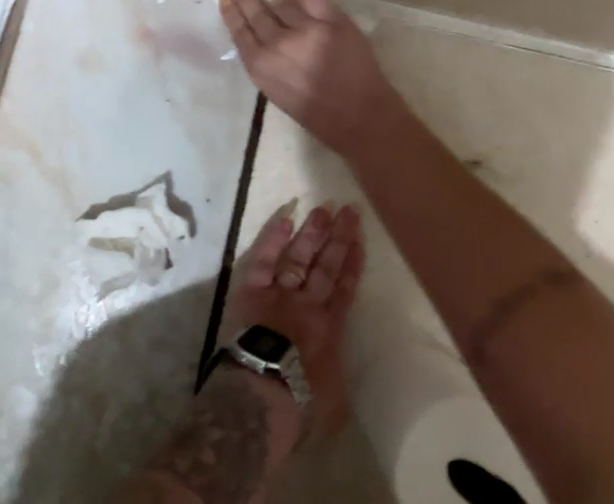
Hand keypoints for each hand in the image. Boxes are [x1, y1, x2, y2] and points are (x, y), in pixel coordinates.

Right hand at [219, 0, 414, 156]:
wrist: (359, 115)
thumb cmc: (316, 114)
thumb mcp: (277, 93)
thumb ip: (265, 63)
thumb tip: (259, 38)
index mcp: (261, 66)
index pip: (240, 32)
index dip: (232, 14)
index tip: (227, 1)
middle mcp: (279, 43)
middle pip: (257, 12)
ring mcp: (307, 28)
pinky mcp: (333, 20)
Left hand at [228, 202, 365, 439]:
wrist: (265, 395)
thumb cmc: (302, 405)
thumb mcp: (334, 401)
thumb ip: (336, 378)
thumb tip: (336, 374)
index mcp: (330, 330)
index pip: (345, 290)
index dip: (353, 265)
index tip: (360, 241)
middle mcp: (309, 305)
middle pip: (326, 266)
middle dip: (339, 238)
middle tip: (348, 210)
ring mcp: (281, 295)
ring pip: (300, 257)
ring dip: (313, 232)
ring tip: (323, 208)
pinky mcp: (253, 293)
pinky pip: (264, 260)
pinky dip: (274, 239)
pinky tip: (285, 218)